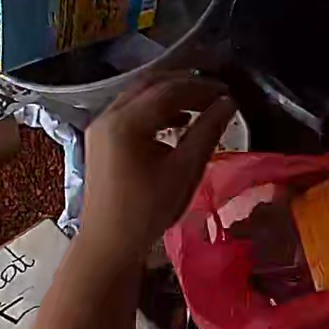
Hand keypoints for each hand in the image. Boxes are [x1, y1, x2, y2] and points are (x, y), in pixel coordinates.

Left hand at [81, 73, 236, 257]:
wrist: (108, 244)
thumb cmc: (148, 210)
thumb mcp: (184, 170)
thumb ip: (207, 132)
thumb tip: (228, 104)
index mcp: (126, 122)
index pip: (169, 91)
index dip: (201, 88)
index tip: (227, 92)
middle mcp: (109, 116)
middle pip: (151, 85)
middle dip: (185, 85)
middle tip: (215, 92)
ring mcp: (101, 127)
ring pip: (139, 96)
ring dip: (170, 95)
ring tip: (200, 105)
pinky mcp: (101, 139)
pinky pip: (131, 111)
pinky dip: (155, 110)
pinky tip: (177, 122)